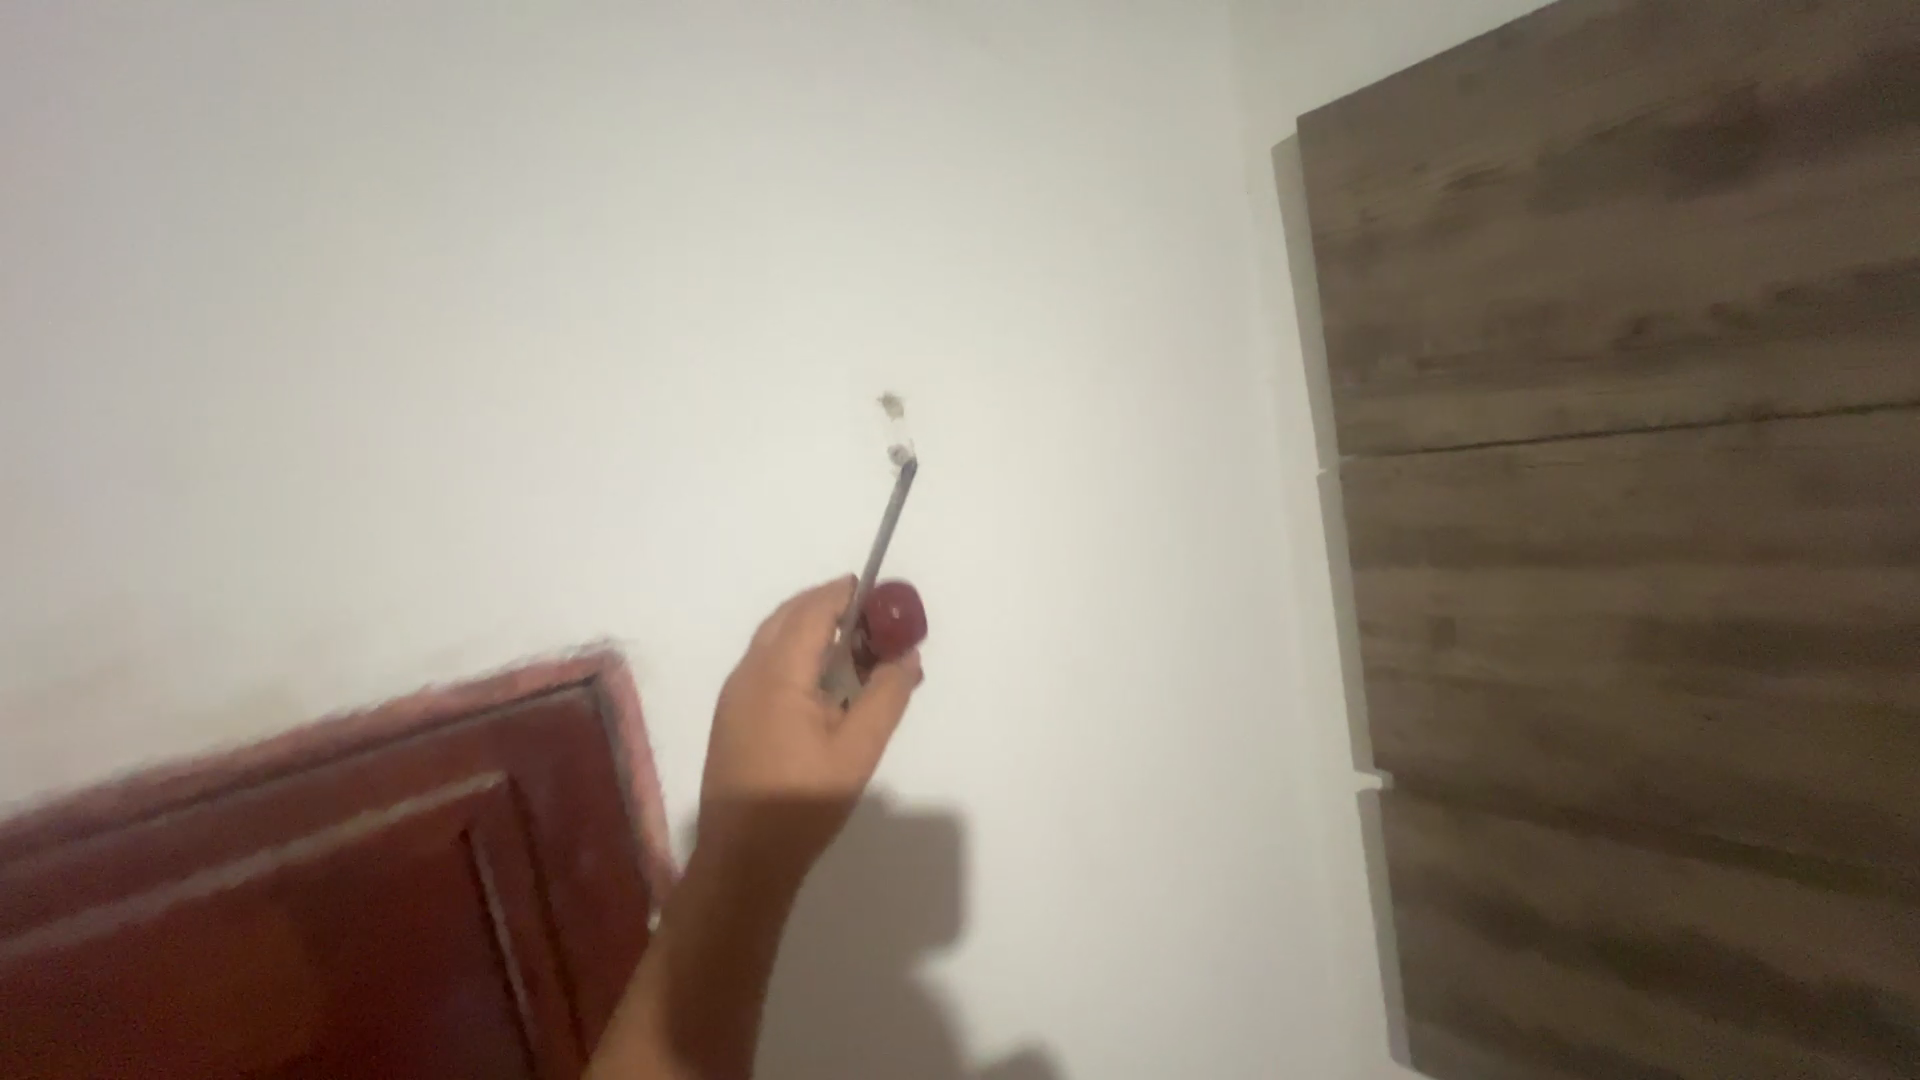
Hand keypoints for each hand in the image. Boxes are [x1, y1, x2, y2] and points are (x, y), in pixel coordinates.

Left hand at [696, 575, 923, 878]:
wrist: (742, 859)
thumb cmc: (803, 804)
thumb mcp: (859, 750)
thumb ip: (887, 696)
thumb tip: (908, 656)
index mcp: (777, 673)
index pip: (814, 611)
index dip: (846, 593)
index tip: (882, 594)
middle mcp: (748, 672)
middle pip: (789, 616)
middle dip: (829, 604)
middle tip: (873, 617)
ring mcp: (734, 693)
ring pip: (773, 637)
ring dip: (811, 626)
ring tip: (854, 644)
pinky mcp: (732, 714)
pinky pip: (764, 661)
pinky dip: (795, 650)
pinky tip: (822, 679)